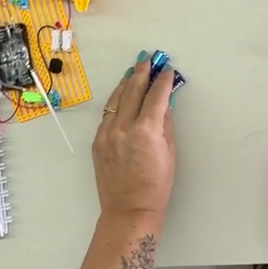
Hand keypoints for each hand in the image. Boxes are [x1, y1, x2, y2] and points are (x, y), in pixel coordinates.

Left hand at [92, 53, 176, 221]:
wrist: (129, 209)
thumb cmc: (156, 187)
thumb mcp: (169, 153)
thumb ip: (165, 125)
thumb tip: (164, 105)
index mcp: (146, 130)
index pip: (156, 96)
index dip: (163, 81)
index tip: (167, 70)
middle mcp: (124, 127)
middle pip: (133, 91)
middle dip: (141, 73)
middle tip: (147, 59)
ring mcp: (107, 133)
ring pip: (116, 99)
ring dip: (125, 83)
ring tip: (133, 71)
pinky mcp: (98, 141)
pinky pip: (107, 115)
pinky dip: (116, 102)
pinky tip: (121, 96)